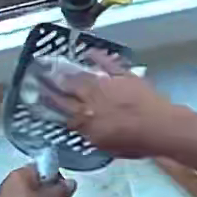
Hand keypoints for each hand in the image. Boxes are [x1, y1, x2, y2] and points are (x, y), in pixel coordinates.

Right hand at [41, 52, 184, 157]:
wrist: (161, 128)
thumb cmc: (134, 143)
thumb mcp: (104, 145)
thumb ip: (87, 132)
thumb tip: (74, 122)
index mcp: (86, 118)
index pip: (61, 107)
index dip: (47, 99)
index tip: (36, 93)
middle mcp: (93, 98)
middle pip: (68, 87)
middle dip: (53, 80)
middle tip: (40, 71)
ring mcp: (108, 84)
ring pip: (83, 74)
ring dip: (68, 68)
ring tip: (56, 62)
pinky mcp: (124, 76)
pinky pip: (107, 62)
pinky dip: (97, 55)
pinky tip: (88, 51)